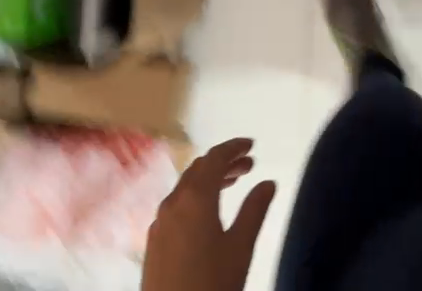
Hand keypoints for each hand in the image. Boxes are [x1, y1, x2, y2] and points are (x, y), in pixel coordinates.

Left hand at [143, 138, 277, 290]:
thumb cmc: (211, 283)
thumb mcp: (240, 248)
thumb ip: (255, 210)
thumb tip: (268, 182)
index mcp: (194, 197)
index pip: (215, 158)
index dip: (233, 147)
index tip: (251, 145)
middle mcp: (173, 202)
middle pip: (199, 169)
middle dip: (224, 162)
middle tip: (248, 166)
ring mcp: (159, 222)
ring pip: (186, 186)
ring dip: (209, 179)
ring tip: (232, 183)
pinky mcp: (153, 241)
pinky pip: (176, 204)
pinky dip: (195, 196)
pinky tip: (207, 212)